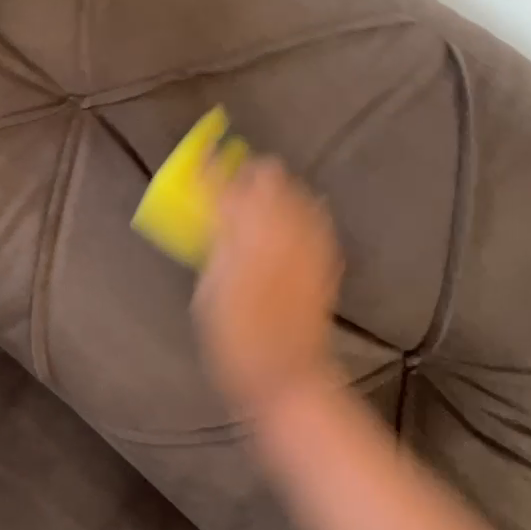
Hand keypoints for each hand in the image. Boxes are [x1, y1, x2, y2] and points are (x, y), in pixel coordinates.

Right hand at [194, 158, 343, 415]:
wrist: (285, 374)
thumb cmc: (234, 341)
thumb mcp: (208, 293)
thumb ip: (214, 249)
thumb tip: (215, 220)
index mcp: (241, 240)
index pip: (225, 189)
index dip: (214, 170)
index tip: (206, 155)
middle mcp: (277, 233)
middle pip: (269, 182)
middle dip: (251, 172)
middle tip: (237, 172)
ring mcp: (305, 246)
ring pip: (296, 196)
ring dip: (280, 186)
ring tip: (267, 185)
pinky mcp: (324, 261)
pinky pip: (317, 221)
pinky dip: (305, 210)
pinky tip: (300, 211)